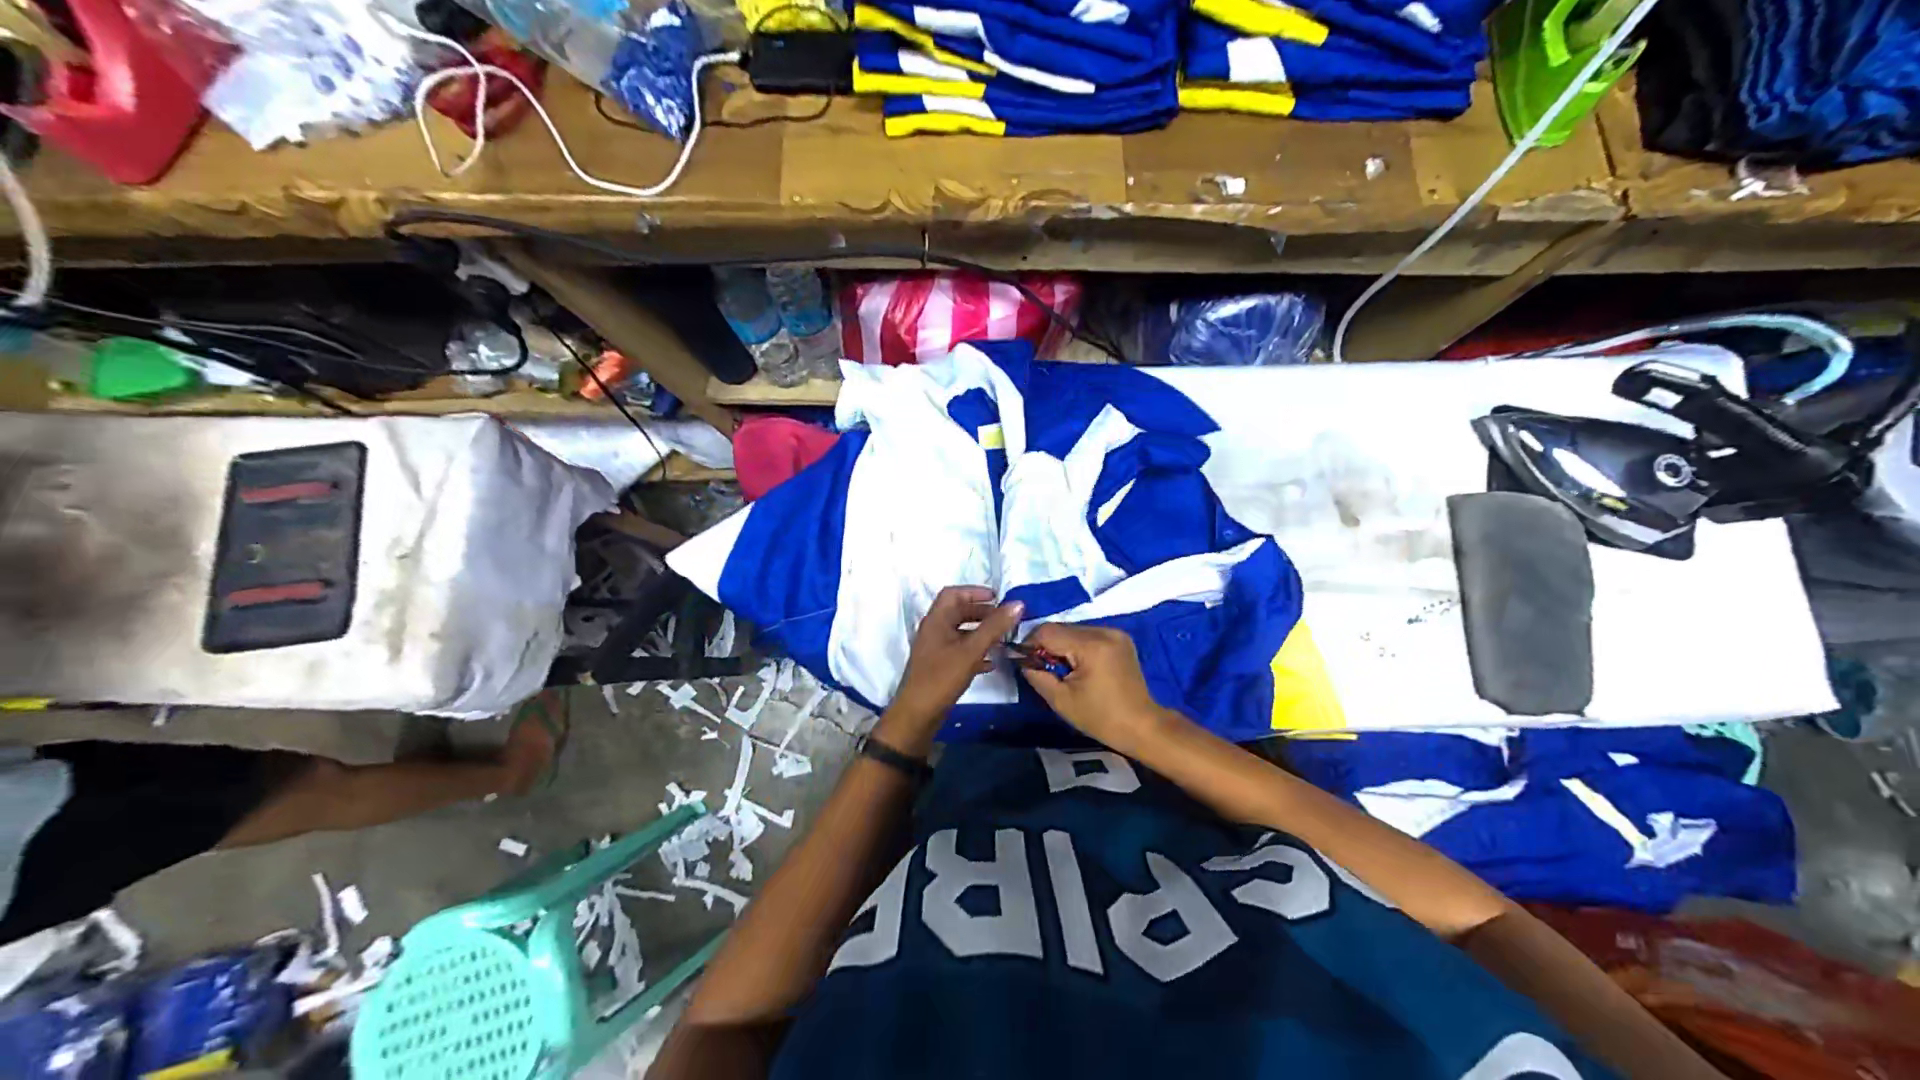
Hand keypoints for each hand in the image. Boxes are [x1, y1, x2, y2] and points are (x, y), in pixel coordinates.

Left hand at [881, 586, 1024, 751]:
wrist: (918, 714)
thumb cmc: (941, 677)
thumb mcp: (971, 650)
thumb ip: (994, 627)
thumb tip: (1017, 604)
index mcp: (936, 620)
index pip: (953, 594)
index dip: (974, 592)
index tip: (997, 597)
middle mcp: (933, 630)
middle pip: (958, 612)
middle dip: (982, 612)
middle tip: (1004, 618)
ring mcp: (935, 649)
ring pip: (960, 633)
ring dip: (981, 632)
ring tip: (1003, 638)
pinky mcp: (939, 666)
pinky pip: (960, 651)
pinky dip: (976, 651)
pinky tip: (992, 662)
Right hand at [1017, 623, 1182, 754]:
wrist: (1142, 726)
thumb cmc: (1100, 718)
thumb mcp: (1060, 700)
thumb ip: (1036, 674)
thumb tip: (1021, 658)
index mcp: (1091, 645)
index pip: (1047, 631)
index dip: (1030, 644)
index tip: (1026, 663)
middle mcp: (1104, 631)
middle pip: (1061, 628)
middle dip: (1047, 646)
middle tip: (1044, 670)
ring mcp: (1115, 633)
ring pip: (1074, 630)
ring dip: (1063, 646)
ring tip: (1064, 670)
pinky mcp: (1121, 638)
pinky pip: (1089, 635)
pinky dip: (1078, 647)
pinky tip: (1080, 667)